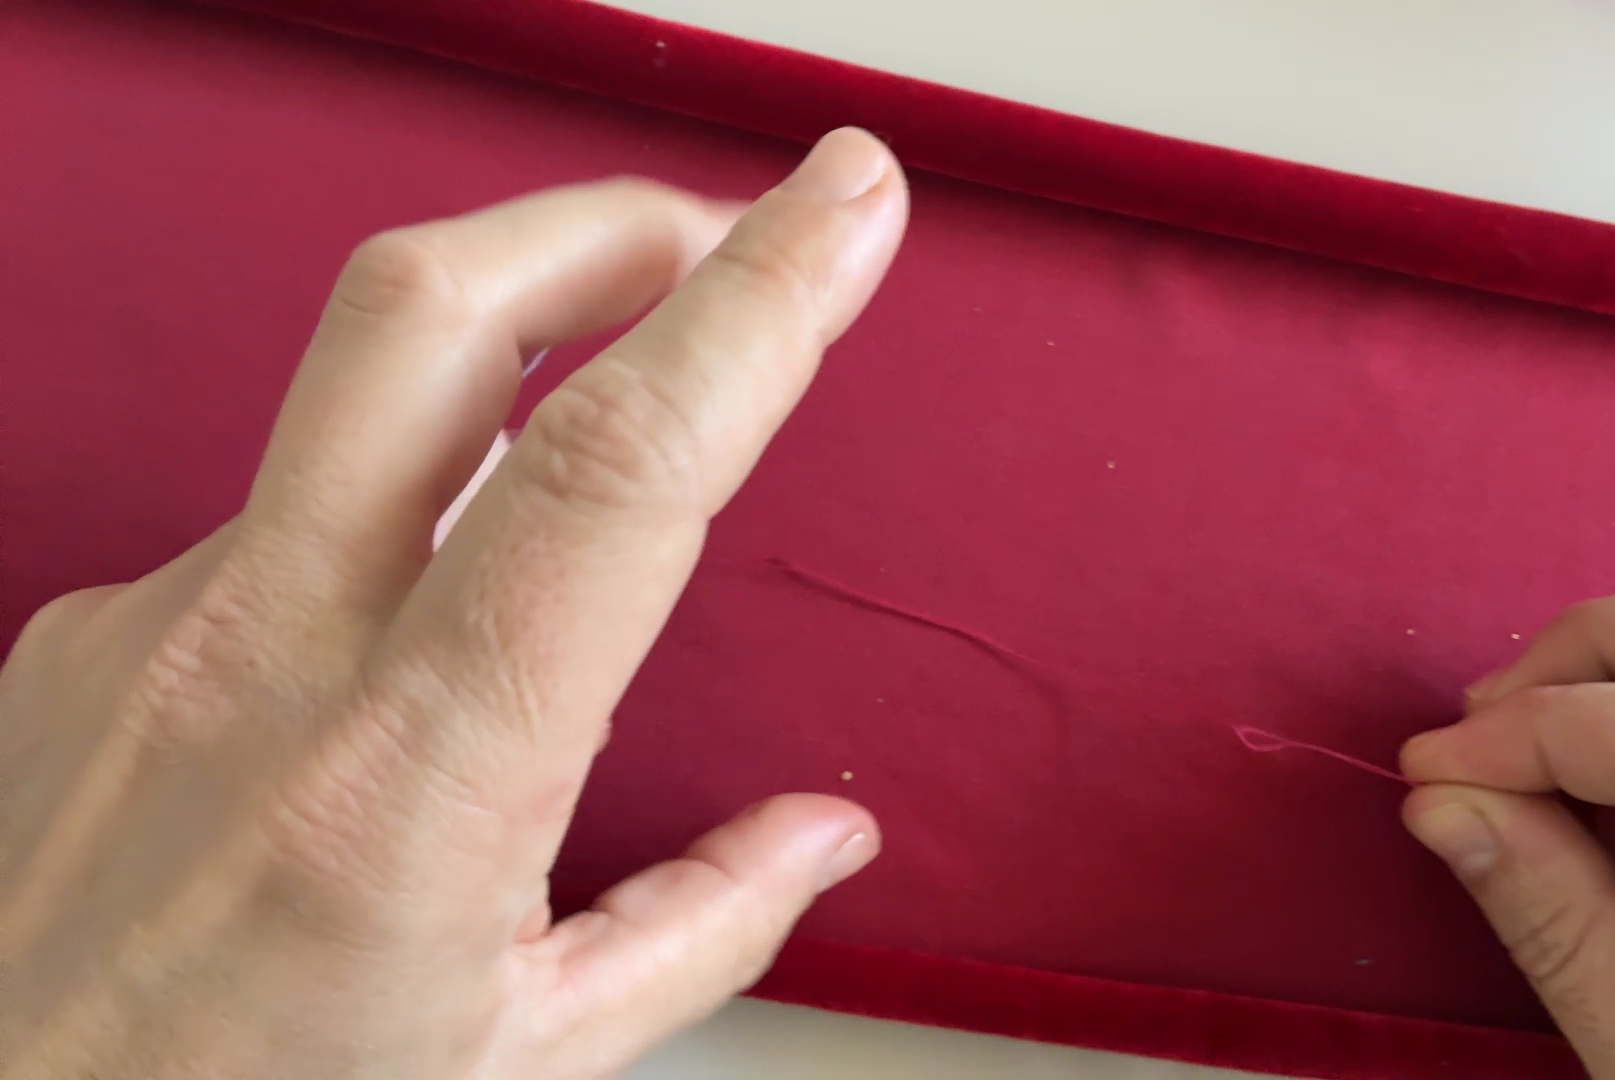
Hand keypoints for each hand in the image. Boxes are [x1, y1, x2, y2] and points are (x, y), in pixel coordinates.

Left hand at [0, 128, 907, 1078]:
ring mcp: (171, 615)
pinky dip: (458, 451)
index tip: (850, 206)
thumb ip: (703, 927)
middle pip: (446, 312)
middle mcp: (272, 654)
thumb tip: (830, 835)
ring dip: (559, 297)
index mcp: (414, 779)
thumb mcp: (520, 1062)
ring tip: (669, 315)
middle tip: (752, 224)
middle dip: (632, 226)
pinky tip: (496, 527)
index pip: (625, 468)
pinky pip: (328, 483)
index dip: (758, 311)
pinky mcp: (123, 619)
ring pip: (384, 360)